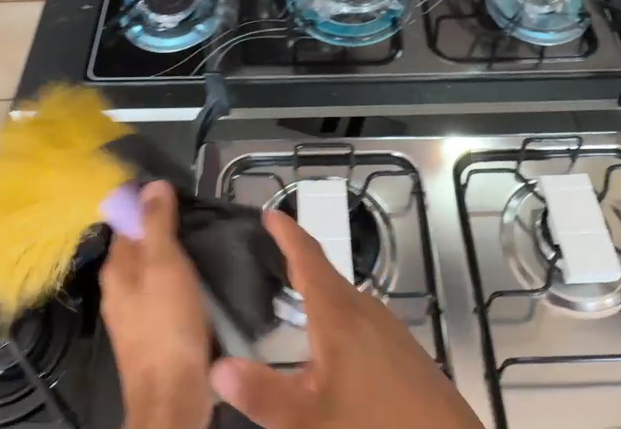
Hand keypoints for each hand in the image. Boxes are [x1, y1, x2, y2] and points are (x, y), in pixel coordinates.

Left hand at [100, 182, 213, 428]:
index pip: (127, 220)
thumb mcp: (164, 263)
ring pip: (154, 270)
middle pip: (141, 245)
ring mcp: (133, 313)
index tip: (180, 192)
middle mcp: (118, 287)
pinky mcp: (152, 333)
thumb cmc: (167, 324)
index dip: (150, 202)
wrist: (173, 396)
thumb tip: (152, 184)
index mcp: (116, 268)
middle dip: (166, 229)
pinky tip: (201, 282)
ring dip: (176, 256)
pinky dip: (180, 282)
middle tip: (200, 217)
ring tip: (206, 244)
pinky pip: (164, 293)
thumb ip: (157, 223)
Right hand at [209, 210, 482, 428]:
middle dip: (298, 267)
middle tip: (269, 260)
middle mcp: (365, 311)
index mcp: (339, 315)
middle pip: (326, 278)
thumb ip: (262, 393)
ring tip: (293, 306)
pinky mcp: (403, 351)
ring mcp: (389, 329)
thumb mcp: (309, 419)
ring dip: (319, 299)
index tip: (270, 213)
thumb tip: (217, 367)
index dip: (287, 233)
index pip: (308, 258)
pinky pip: (361, 324)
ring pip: (345, 304)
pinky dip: (338, 324)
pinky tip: (331, 357)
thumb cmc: (374, 423)